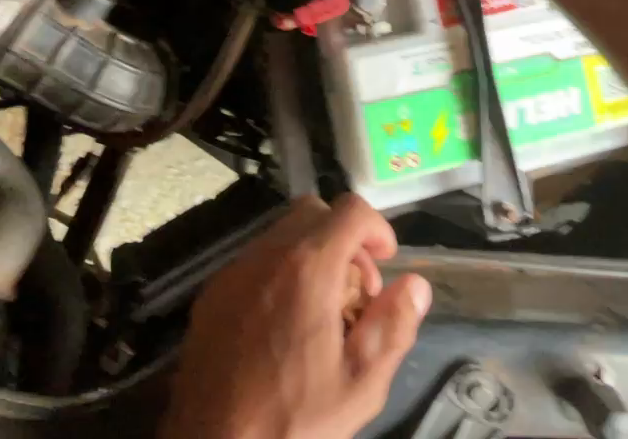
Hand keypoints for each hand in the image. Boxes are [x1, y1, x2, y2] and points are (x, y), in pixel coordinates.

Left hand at [161, 194, 431, 438]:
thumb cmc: (291, 420)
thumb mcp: (359, 386)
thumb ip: (392, 328)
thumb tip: (415, 284)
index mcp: (308, 269)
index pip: (350, 210)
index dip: (378, 228)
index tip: (387, 263)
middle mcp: (268, 255)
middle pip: (314, 212)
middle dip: (344, 238)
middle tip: (356, 290)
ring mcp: (234, 270)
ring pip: (282, 232)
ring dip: (312, 253)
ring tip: (322, 309)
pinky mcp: (213, 290)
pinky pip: (255, 258)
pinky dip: (280, 270)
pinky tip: (284, 321)